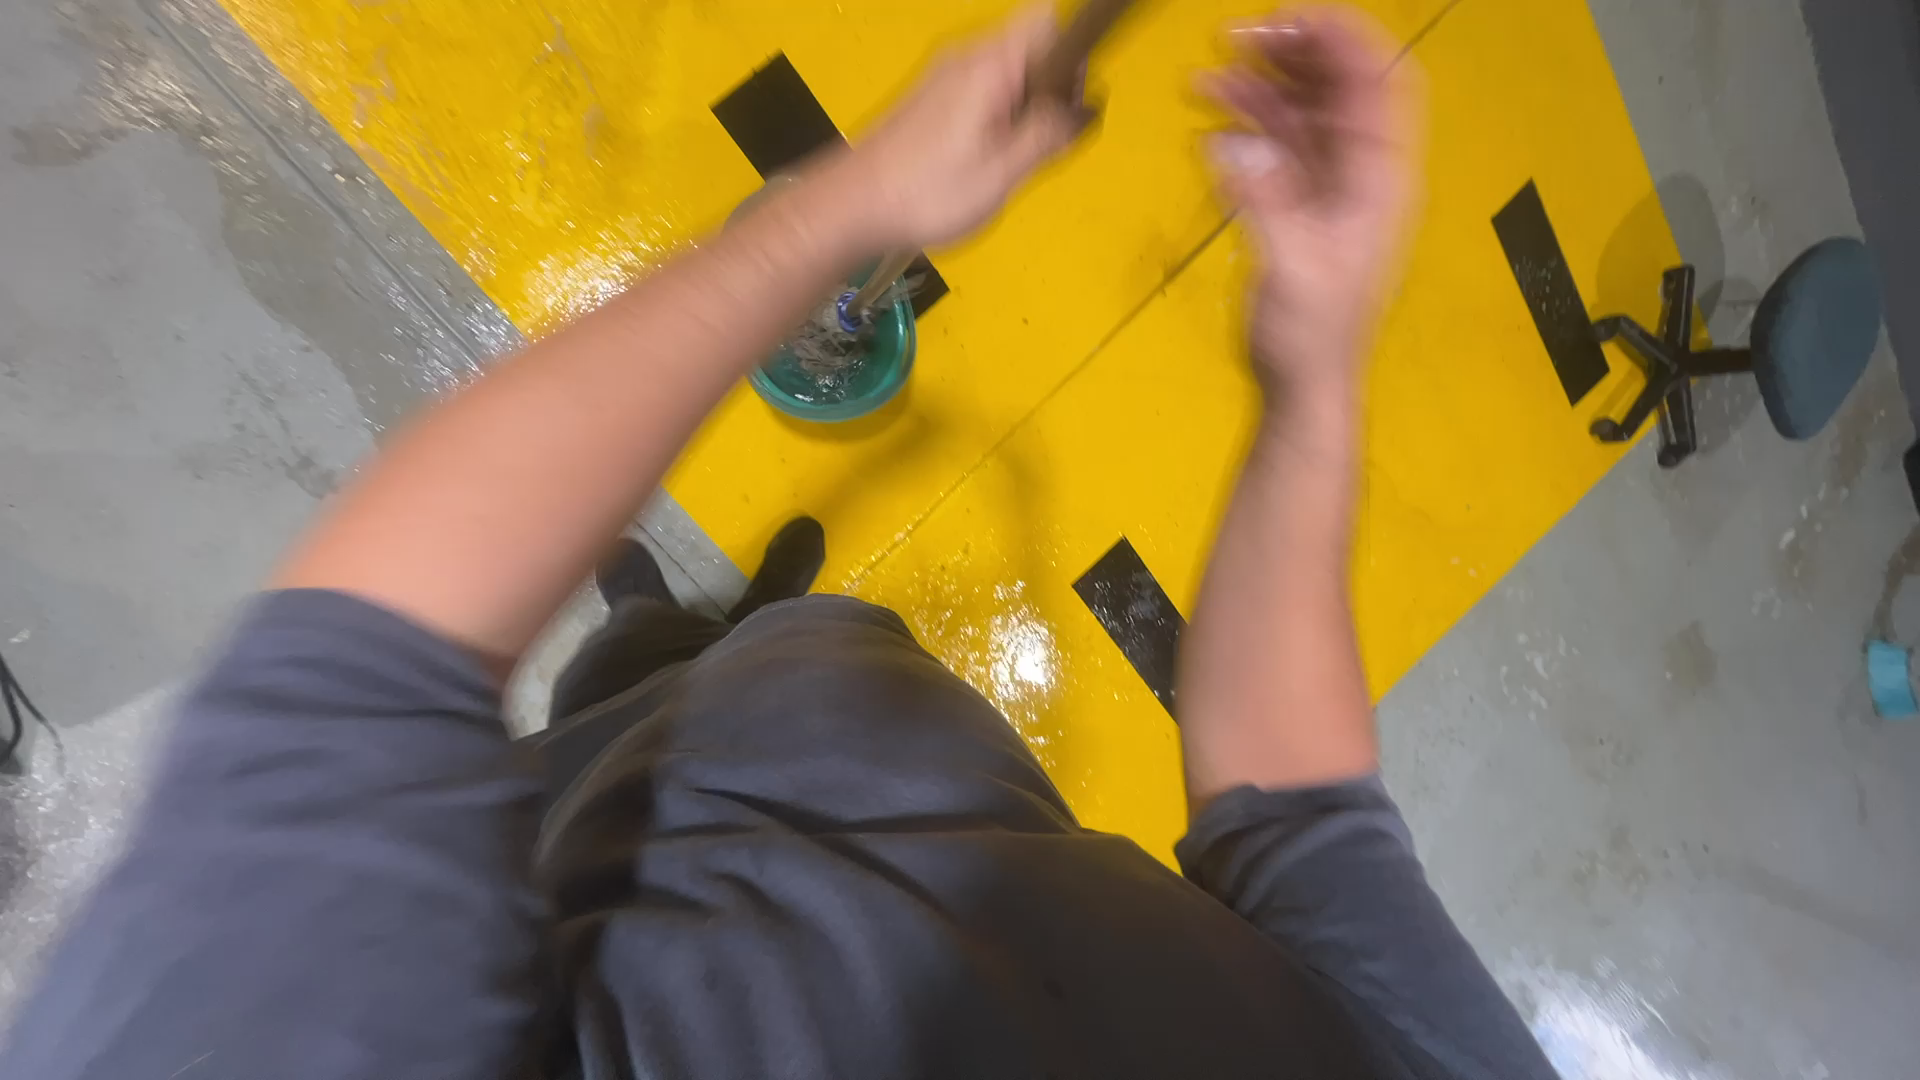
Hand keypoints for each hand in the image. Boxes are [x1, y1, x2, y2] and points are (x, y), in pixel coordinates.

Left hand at [845, 7, 1086, 251]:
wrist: (852, 206)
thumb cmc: (927, 194)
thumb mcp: (1001, 174)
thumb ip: (1047, 135)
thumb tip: (1087, 105)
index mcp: (989, 66)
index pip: (1047, 21)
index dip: (1071, 59)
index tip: (1065, 107)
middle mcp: (967, 60)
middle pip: (1029, 50)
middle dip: (1048, 93)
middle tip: (1035, 147)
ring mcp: (945, 79)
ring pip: (1006, 77)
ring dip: (1020, 115)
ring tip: (1006, 164)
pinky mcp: (931, 102)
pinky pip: (982, 96)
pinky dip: (995, 123)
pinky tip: (980, 165)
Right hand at [1203, 8, 1421, 409]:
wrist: (1304, 382)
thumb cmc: (1311, 333)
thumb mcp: (1291, 269)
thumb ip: (1265, 204)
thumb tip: (1231, 146)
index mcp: (1380, 180)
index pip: (1374, 86)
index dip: (1339, 42)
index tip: (1286, 20)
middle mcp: (1359, 174)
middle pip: (1335, 92)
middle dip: (1290, 57)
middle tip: (1234, 39)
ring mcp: (1327, 193)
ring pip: (1300, 122)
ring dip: (1259, 95)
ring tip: (1206, 79)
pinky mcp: (1297, 213)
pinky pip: (1276, 159)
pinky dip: (1247, 138)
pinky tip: (1214, 130)